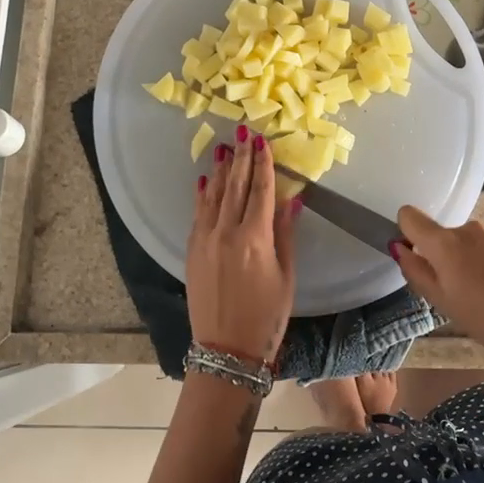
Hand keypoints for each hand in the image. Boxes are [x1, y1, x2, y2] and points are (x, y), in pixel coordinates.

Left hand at [186, 127, 297, 365]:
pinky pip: (198, 214)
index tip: (263, 142)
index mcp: (255, 238)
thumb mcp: (286, 277)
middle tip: (244, 133)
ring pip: (213, 196)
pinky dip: (202, 195)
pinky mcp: (192, 250)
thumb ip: (285, 235)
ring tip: (224, 147)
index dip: (263, 164)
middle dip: (241, 158)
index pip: (260, 191)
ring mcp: (205, 240)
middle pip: (235, 186)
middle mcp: (226, 232)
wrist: (226, 349)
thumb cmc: (266, 318)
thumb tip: (291, 199)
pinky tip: (204, 180)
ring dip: (219, 170)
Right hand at [392, 205, 483, 363]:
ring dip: (469, 264)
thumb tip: (400, 249)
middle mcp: (469, 229)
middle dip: (442, 258)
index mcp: (445, 242)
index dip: (406, 233)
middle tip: (454, 293)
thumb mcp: (443, 303)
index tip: (415, 258)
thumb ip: (416, 272)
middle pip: (442, 236)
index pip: (410, 215)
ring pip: (469, 246)